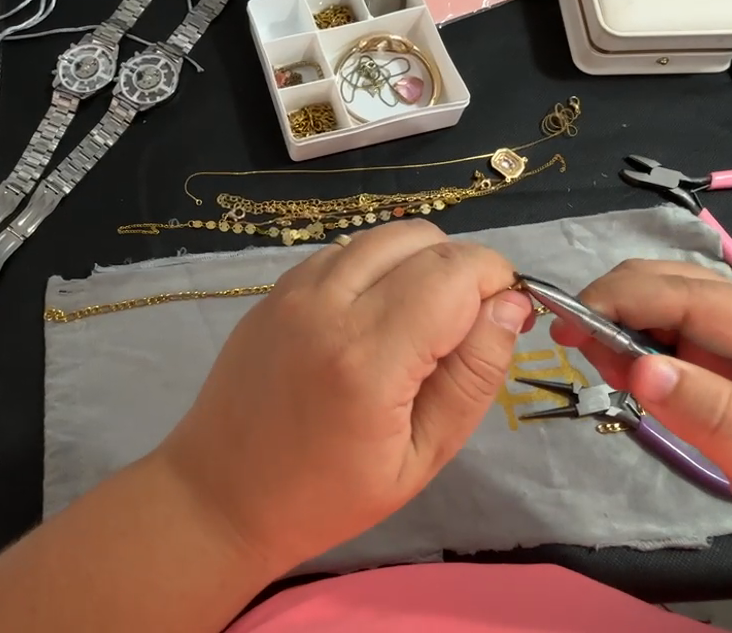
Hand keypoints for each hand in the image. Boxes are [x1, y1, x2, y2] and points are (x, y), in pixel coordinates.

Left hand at [152, 221, 531, 571]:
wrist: (221, 490)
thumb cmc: (328, 496)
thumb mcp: (421, 458)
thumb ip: (472, 377)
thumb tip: (510, 306)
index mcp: (368, 357)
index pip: (454, 271)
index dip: (495, 278)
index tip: (504, 313)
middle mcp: (327, 304)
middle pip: (419, 238)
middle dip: (461, 266)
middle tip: (464, 322)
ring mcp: (294, 288)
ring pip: (380, 235)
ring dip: (417, 260)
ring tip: (419, 319)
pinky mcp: (275, 287)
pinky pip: (342, 250)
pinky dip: (374, 264)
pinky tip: (372, 314)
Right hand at [547, 261, 731, 631]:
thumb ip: (724, 423)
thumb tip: (642, 366)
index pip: (699, 298)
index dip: (628, 300)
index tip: (569, 328)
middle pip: (676, 284)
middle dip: (614, 302)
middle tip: (570, 346)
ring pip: (664, 298)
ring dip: (617, 317)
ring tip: (593, 361)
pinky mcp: (730, 362)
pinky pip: (668, 331)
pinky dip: (629, 338)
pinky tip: (616, 367)